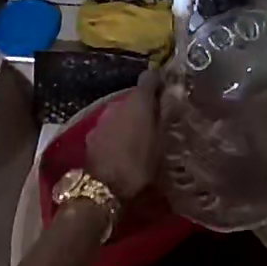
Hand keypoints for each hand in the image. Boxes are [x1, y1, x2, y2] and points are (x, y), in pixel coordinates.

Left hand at [85, 70, 159, 198]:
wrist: (104, 188)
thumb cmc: (140, 164)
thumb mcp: (162, 141)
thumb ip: (167, 113)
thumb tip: (174, 91)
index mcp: (138, 101)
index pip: (149, 77)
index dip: (159, 82)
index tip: (167, 91)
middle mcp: (118, 103)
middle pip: (134, 97)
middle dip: (145, 105)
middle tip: (158, 121)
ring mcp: (102, 118)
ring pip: (121, 112)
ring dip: (130, 119)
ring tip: (141, 137)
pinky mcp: (91, 134)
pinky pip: (109, 126)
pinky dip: (117, 131)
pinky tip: (122, 148)